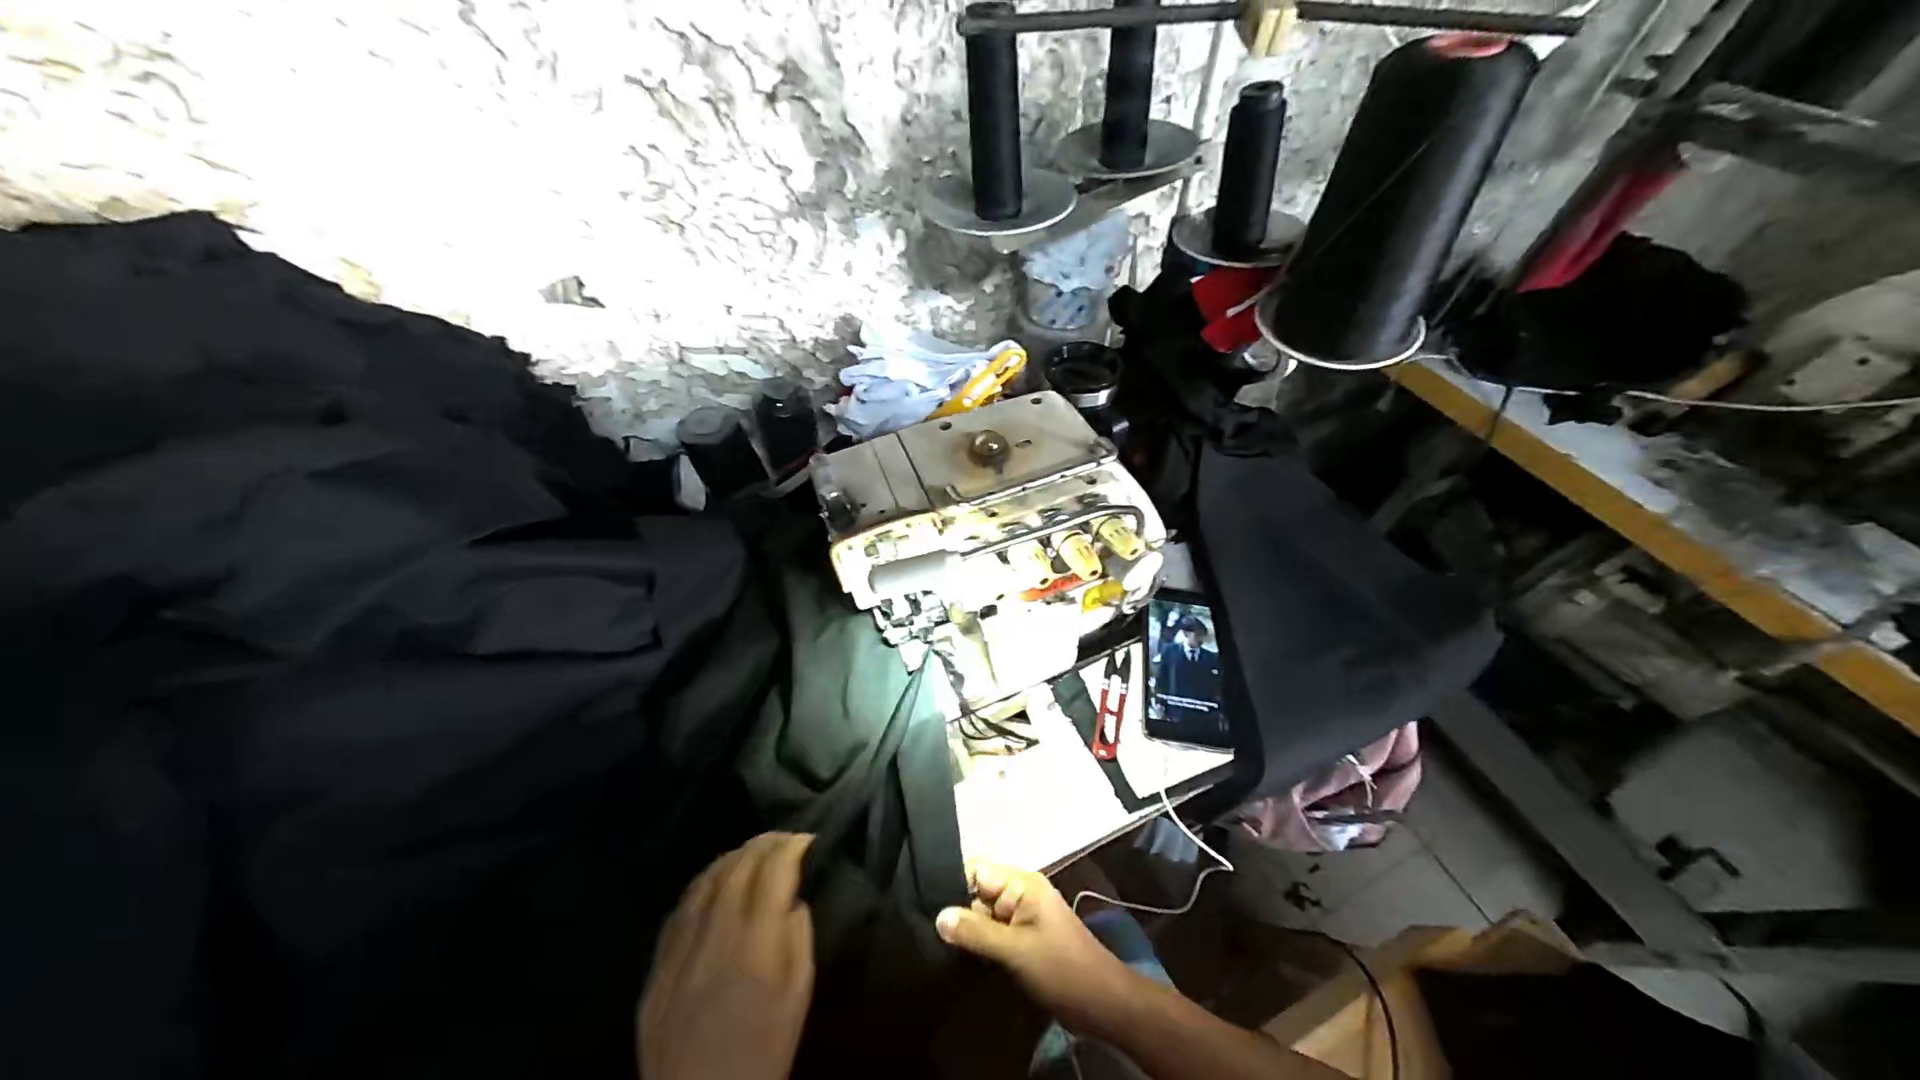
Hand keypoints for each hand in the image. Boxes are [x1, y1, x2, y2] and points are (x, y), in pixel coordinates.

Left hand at [638, 832, 814, 1079]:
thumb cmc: (763, 1052)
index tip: (806, 838)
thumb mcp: (798, 998)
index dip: (791, 848)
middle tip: (782, 836)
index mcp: (756, 947)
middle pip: (738, 869)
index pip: (773, 874)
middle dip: (763, 844)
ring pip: (703, 883)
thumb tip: (792, 901)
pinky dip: (699, 885)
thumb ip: (798, 940)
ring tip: (750, 850)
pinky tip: (711, 882)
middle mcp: (715, 937)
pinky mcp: (656, 968)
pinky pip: (678, 911)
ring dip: (730, 857)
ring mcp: (679, 951)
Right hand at [934, 862, 1139, 1035]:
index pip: (975, 870)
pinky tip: (961, 955)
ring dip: (967, 929)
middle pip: (977, 892)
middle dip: (956, 910)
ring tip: (938, 944)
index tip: (924, 905)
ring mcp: (1023, 915)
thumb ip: (975, 932)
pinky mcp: (1024, 937)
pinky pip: (994, 931)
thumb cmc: (1061, 969)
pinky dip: (980, 942)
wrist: (1103, 1002)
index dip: (950, 885)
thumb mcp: (1015, 951)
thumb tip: (938, 916)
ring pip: (983, 914)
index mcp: (1022, 883)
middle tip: (926, 930)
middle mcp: (1021, 892)